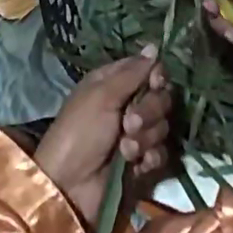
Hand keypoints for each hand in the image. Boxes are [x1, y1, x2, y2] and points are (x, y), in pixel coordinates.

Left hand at [34, 46, 171, 219]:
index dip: (155, 76)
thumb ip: (131, 73)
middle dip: (149, 110)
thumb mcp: (101, 96)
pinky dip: (150, 157)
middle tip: (128, 123)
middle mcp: (126, 104)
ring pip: (163, 125)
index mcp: (112, 83)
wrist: (70, 185)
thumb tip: (155, 46)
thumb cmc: (79, 132)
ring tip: (124, 148)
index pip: (147, 70)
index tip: (154, 83)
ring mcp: (136, 134)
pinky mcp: (143, 161)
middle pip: (160, 97)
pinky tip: (135, 164)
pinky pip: (162, 152)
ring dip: (145, 137)